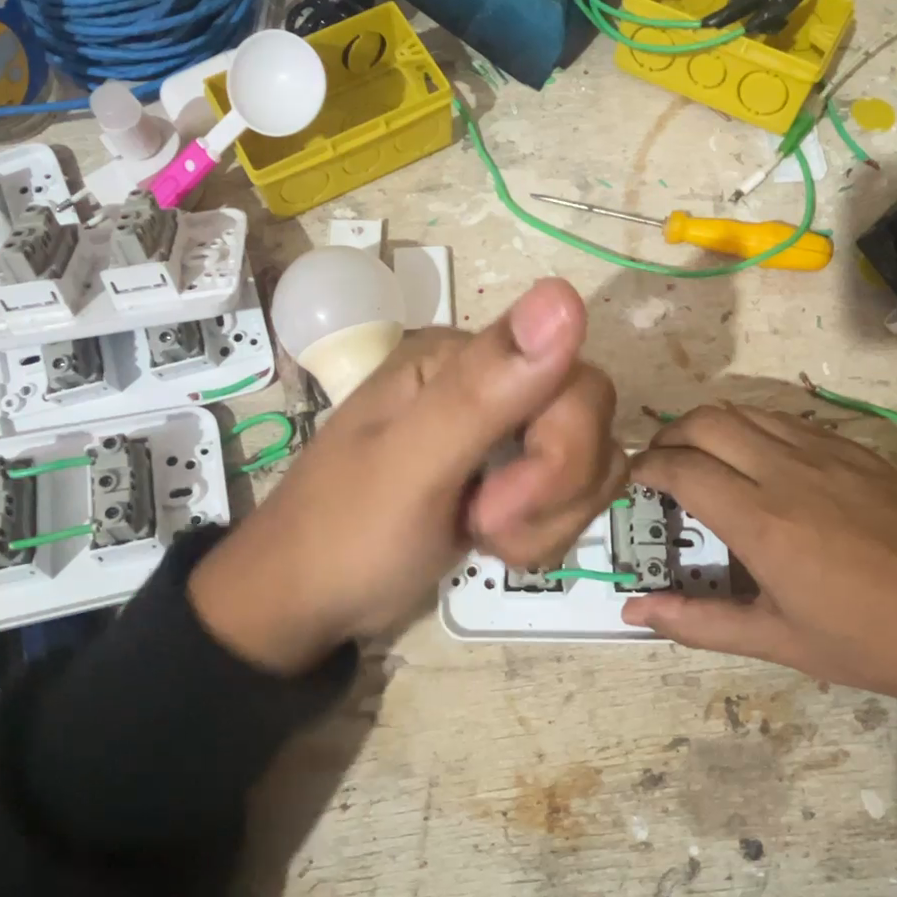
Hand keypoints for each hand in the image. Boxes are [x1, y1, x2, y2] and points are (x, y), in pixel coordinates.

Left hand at [189, 279, 625, 673]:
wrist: (305, 603)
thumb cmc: (347, 535)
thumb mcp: (410, 465)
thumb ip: (485, 389)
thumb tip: (564, 293)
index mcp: (460, 357)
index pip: (575, 382)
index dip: (558, 454)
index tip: (495, 507)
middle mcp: (489, 377)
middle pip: (589, 419)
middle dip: (551, 492)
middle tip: (485, 525)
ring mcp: (501, 426)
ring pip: (591, 460)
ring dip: (548, 518)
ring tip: (482, 534)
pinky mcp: (510, 470)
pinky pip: (574, 491)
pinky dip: (545, 529)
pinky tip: (493, 542)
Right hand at [622, 404, 896, 717]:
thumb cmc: (877, 644)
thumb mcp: (781, 643)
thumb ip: (698, 621)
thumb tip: (633, 611)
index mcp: (761, 522)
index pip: (680, 469)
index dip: (645, 469)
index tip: (630, 483)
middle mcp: (786, 472)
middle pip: (704, 422)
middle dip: (668, 437)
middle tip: (659, 469)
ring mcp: (825, 453)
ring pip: (744, 410)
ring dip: (708, 425)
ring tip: (700, 458)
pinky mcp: (855, 449)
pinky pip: (785, 418)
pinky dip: (751, 425)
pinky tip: (757, 459)